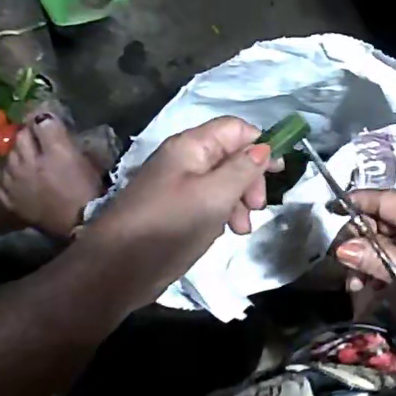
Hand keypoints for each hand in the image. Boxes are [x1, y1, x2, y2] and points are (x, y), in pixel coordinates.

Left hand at [80, 117, 281, 297]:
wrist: (117, 268)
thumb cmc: (169, 225)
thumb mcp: (214, 196)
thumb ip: (242, 169)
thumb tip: (263, 148)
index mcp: (190, 146)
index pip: (234, 128)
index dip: (259, 144)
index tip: (279, 172)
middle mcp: (183, 160)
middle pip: (230, 155)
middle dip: (250, 178)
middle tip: (256, 207)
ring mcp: (177, 186)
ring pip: (221, 181)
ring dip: (238, 200)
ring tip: (241, 228)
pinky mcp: (174, 210)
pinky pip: (207, 201)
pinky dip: (221, 213)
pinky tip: (224, 232)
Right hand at [332, 190, 395, 347]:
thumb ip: (376, 259)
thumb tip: (340, 248)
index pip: (385, 199)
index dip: (357, 201)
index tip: (329, 208)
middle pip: (382, 223)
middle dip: (359, 242)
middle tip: (344, 265)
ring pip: (384, 245)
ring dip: (367, 263)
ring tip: (356, 287)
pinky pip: (394, 262)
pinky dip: (379, 274)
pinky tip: (368, 291)